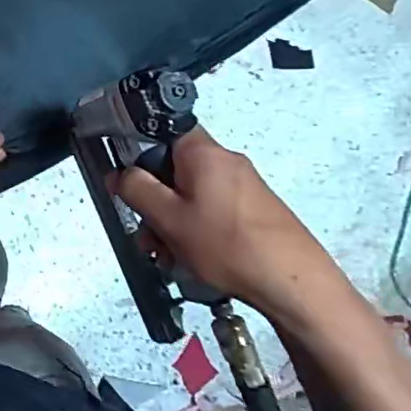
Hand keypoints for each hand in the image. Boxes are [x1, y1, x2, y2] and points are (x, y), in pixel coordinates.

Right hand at [111, 130, 345, 322]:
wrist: (290, 279)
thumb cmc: (228, 245)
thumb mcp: (169, 219)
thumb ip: (137, 190)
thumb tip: (120, 174)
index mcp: (204, 153)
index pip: (162, 131)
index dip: (138, 155)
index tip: (128, 184)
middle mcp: (226, 161)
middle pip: (175, 169)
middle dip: (155, 203)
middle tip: (149, 235)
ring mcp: (243, 186)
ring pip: (192, 195)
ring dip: (173, 222)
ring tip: (170, 256)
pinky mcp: (253, 209)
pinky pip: (212, 211)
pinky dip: (196, 231)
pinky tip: (194, 259)